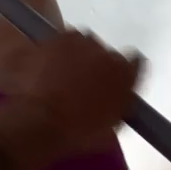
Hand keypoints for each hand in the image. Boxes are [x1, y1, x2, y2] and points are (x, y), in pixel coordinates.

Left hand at [15, 31, 141, 154]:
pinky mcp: (45, 38)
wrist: (36, 119)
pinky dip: (48, 54)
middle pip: (101, 51)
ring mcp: (70, 39)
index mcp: (123, 70)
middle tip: (81, 83)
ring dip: (70, 55)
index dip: (122, 73)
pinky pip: (51, 43)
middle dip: (92, 63)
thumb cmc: (78, 131)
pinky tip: (40, 70)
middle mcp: (100, 47)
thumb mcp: (111, 126)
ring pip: (76, 42)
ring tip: (57, 77)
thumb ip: (121, 103)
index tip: (113, 83)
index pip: (134, 62)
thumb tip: (120, 96)